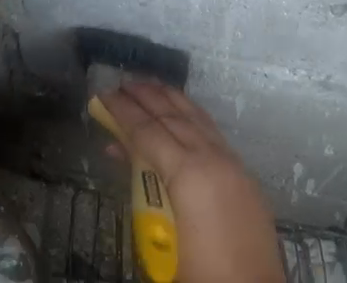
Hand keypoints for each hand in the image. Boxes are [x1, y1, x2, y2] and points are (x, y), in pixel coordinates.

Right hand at [99, 82, 286, 282]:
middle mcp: (212, 159)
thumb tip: (116, 150)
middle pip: (171, 117)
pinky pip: (212, 130)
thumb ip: (138, 186)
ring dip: (169, 98)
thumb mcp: (158, 231)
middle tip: (120, 84)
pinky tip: (182, 109)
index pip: (148, 130)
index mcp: (188, 174)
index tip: (103, 93)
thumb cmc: (197, 272)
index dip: (123, 110)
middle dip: (144, 97)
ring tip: (147, 85)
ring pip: (195, 117)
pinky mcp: (243, 173)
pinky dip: (192, 113)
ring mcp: (232, 163)